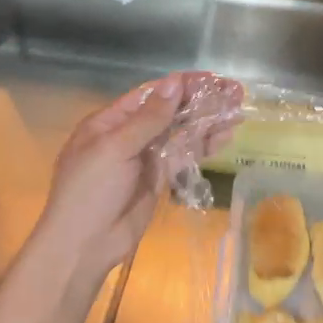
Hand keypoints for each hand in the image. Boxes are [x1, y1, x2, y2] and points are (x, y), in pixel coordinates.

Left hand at [35, 72, 241, 279]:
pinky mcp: (157, 180)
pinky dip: (202, 147)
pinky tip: (224, 137)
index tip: (212, 79)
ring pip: (179, 134)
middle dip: (200, 102)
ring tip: (238, 112)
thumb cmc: (91, 190)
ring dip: (207, 123)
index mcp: (109, 121)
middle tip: (235, 94)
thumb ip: (149, 118)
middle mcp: (127, 135)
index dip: (181, 85)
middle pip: (168, 112)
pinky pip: (182, 157)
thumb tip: (175, 83)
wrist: (84, 243)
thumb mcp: (115, 148)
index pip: (150, 95)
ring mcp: (144, 158)